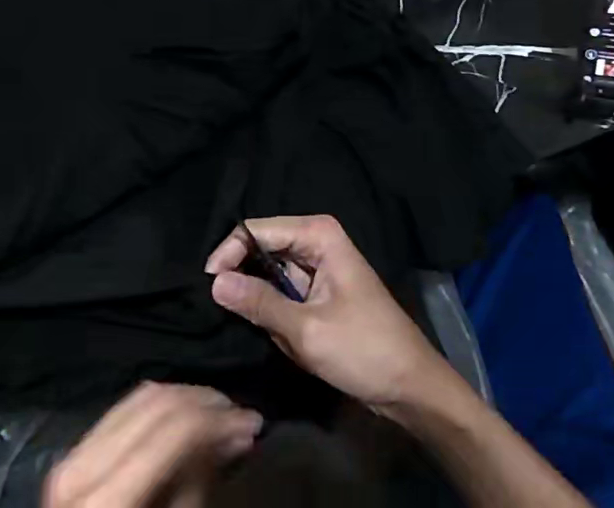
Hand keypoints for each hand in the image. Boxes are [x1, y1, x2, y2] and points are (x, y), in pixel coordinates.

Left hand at [42, 383, 260, 507]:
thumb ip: (199, 482)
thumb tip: (237, 433)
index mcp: (105, 501)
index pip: (175, 430)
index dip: (220, 419)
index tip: (256, 424)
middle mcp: (81, 468)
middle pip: (158, 403)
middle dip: (207, 402)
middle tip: (242, 415)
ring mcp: (71, 456)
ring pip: (143, 396)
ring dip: (188, 397)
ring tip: (220, 412)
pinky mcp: (74, 453)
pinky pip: (126, 408)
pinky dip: (163, 404)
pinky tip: (188, 415)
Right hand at [205, 215, 457, 414]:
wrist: (407, 382)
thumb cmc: (362, 349)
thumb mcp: (306, 329)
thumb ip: (259, 303)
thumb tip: (215, 282)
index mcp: (319, 235)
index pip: (258, 229)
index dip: (229, 253)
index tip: (206, 286)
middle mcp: (317, 241)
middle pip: (262, 248)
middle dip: (241, 276)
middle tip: (215, 308)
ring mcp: (318, 267)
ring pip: (269, 273)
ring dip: (257, 299)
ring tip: (242, 323)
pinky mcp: (317, 292)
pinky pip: (282, 293)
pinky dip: (272, 312)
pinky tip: (269, 333)